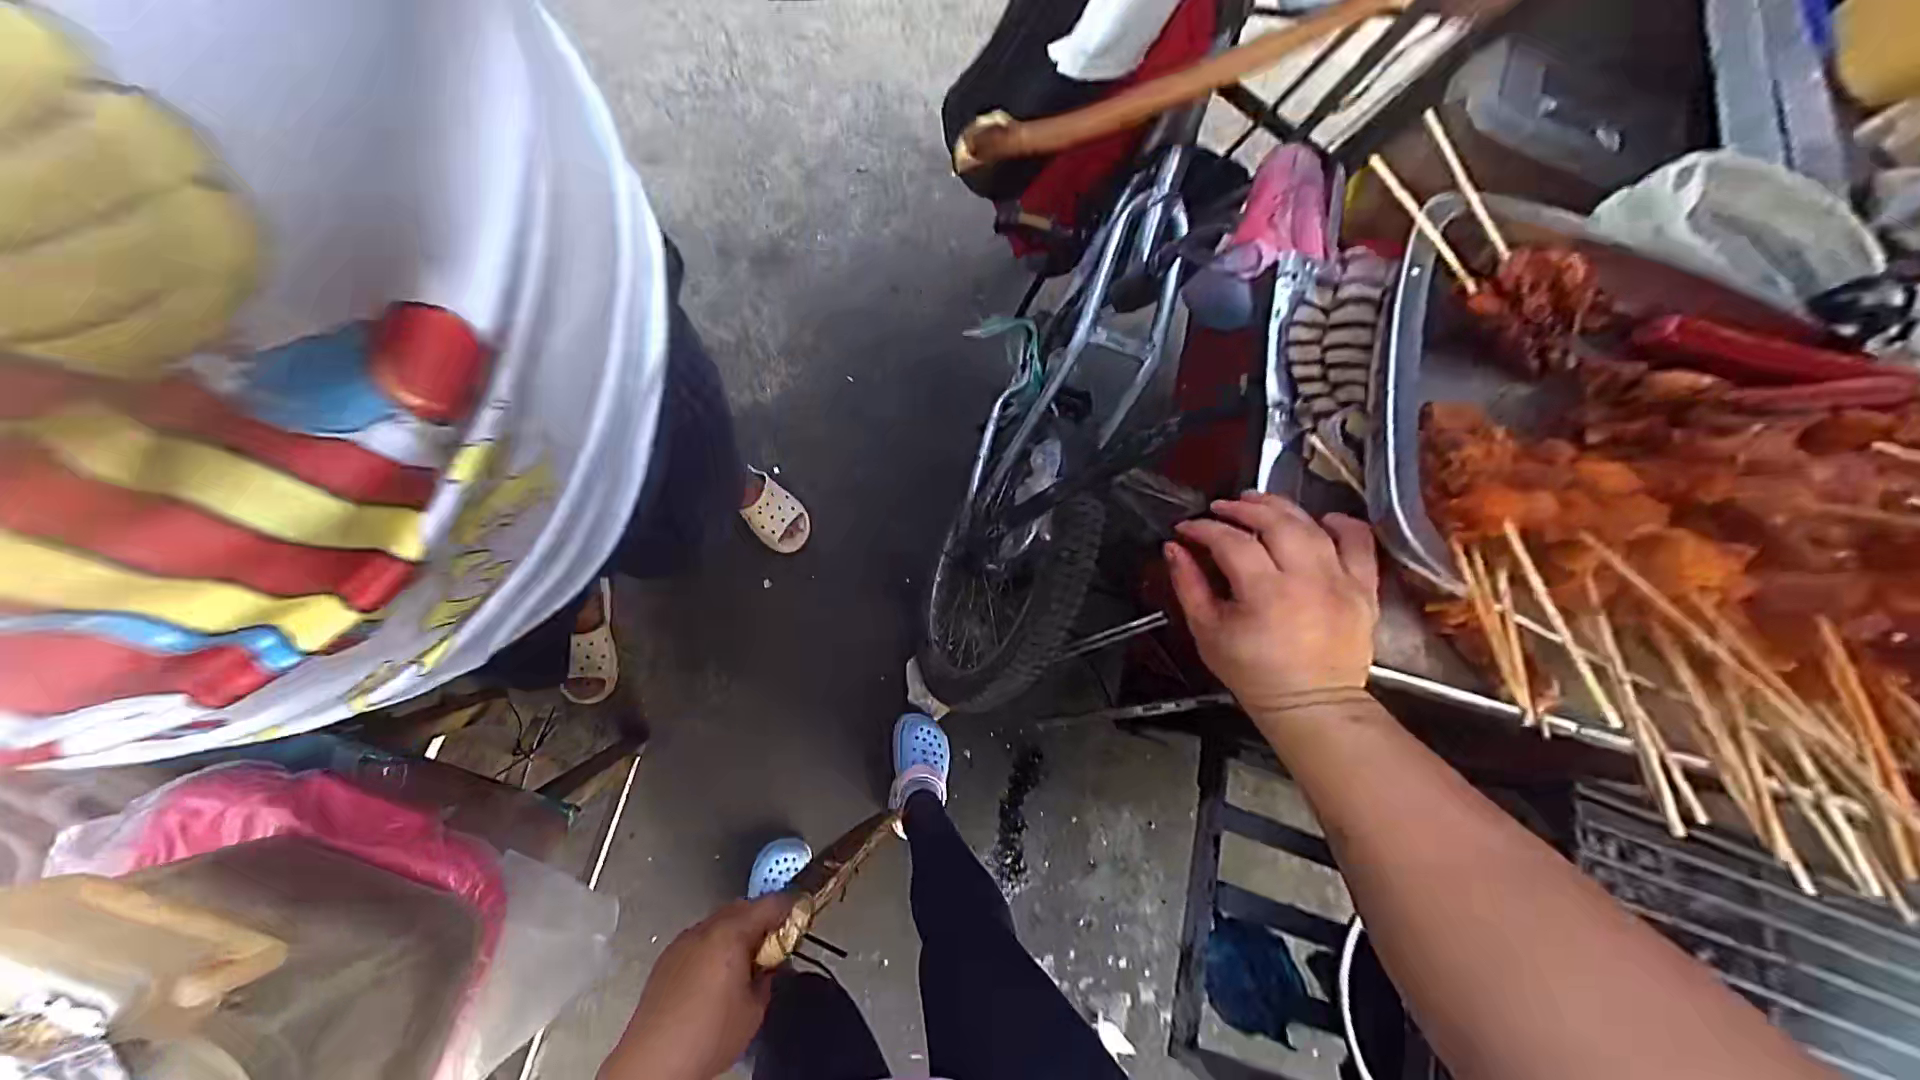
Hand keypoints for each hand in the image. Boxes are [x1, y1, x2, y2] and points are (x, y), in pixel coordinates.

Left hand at [601, 893, 796, 1079]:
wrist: (652, 1065)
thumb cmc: (706, 1037)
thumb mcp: (754, 1009)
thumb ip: (767, 976)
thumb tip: (768, 966)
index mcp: (731, 933)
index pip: (771, 903)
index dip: (790, 909)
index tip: (799, 921)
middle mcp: (706, 929)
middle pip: (743, 907)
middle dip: (761, 921)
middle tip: (773, 946)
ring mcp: (682, 942)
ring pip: (719, 922)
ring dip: (736, 933)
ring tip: (743, 965)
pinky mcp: (666, 960)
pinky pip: (699, 940)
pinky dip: (713, 947)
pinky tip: (714, 977)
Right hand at [1166, 493, 1379, 715]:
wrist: (1311, 703)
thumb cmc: (1253, 673)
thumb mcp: (1206, 632)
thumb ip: (1188, 585)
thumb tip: (1174, 548)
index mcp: (1265, 594)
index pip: (1230, 541)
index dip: (1203, 528)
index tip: (1187, 528)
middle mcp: (1307, 580)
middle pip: (1275, 522)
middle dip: (1242, 508)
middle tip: (1221, 507)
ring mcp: (1341, 583)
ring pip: (1312, 526)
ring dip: (1282, 507)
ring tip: (1257, 502)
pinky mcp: (1364, 589)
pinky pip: (1360, 543)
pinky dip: (1342, 524)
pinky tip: (1321, 519)